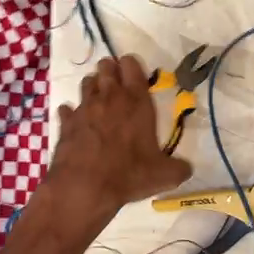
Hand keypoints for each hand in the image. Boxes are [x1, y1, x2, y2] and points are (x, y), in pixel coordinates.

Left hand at [47, 55, 191, 214]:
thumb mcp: (164, 175)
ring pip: (87, 83)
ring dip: (93, 86)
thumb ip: (179, 168)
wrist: (84, 187)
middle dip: (110, 70)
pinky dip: (71, 113)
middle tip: (116, 84)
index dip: (131, 65)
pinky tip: (75, 123)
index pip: (131, 65)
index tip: (134, 74)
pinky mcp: (66, 123)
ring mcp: (84, 108)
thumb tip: (187, 169)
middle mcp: (110, 98)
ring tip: (98, 100)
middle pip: (106, 66)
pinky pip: (67, 110)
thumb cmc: (128, 174)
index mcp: (136, 102)